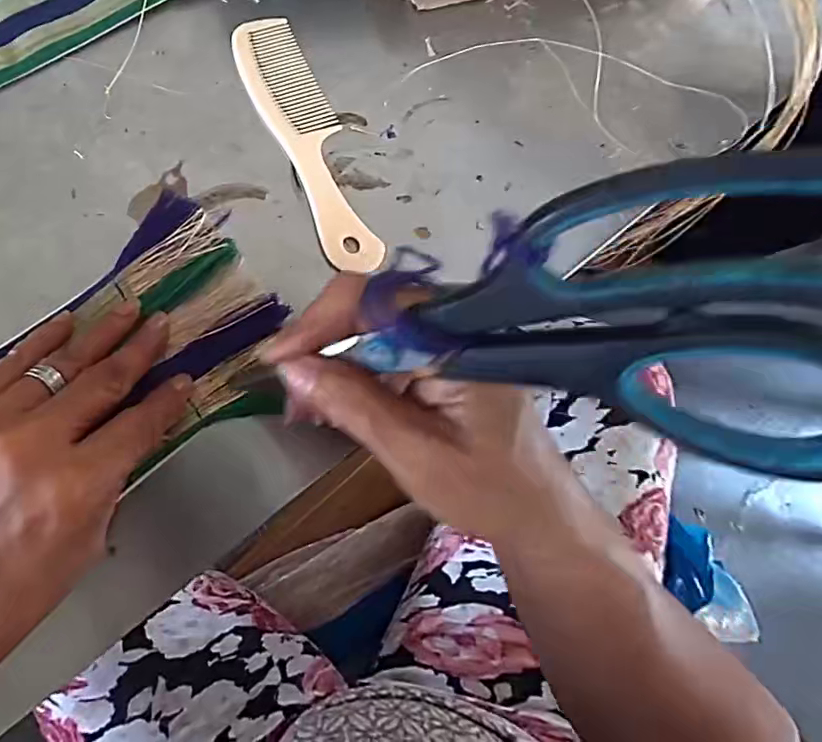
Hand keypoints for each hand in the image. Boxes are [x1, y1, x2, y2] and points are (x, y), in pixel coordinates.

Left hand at [0, 304, 189, 740]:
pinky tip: (64, 325)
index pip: (133, 428)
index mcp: (73, 489)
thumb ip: (104, 489)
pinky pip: (6, 369)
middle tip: (159, 324)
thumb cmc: (7, 603)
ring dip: (94, 336)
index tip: (183, 377)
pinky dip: (38, 344)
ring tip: (124, 311)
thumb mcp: (78, 554)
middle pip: (98, 384)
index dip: (164, 402)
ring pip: (53, 366)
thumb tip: (121, 442)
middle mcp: (33, 444)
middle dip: (136, 351)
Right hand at [261, 273, 587, 547]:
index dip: (318, 322)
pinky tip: (327, 399)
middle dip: (316, 340)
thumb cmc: (490, 494)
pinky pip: (376, 343)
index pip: (373, 301)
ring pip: (363, 323)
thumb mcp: (413, 455)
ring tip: (301, 402)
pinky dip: (345, 368)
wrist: (543, 520)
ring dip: (325, 356)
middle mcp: (452, 326)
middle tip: (285, 382)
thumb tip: (290, 368)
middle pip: (363, 305)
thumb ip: (352, 405)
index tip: (279, 358)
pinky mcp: (434, 352)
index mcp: (458, 343)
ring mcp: (443, 337)